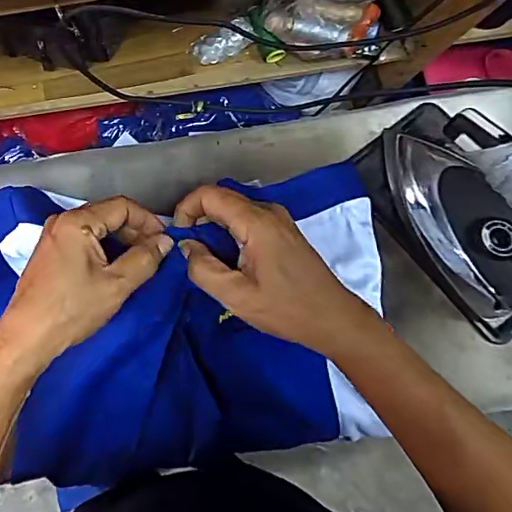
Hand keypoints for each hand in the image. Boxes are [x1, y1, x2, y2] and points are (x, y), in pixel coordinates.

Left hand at [0, 196, 174, 369]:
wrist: (26, 339)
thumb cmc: (72, 309)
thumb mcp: (117, 284)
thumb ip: (145, 258)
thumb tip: (164, 242)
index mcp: (77, 222)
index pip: (123, 206)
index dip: (149, 221)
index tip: (164, 241)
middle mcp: (62, 221)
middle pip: (109, 214)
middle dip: (136, 230)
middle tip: (155, 252)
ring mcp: (53, 236)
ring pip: (97, 227)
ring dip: (122, 240)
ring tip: (140, 261)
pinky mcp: (50, 252)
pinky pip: (84, 238)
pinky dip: (104, 247)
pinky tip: (116, 266)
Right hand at [173, 184, 386, 360]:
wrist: (332, 317)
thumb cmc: (287, 309)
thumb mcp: (237, 296)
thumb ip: (203, 269)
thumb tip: (186, 247)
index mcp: (257, 222)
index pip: (209, 194)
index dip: (186, 210)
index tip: (179, 238)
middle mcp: (269, 211)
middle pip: (222, 198)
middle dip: (198, 218)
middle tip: (189, 252)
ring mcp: (279, 219)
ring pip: (235, 209)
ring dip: (214, 227)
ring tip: (208, 259)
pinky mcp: (284, 230)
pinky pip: (249, 219)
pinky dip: (231, 232)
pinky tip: (230, 260)